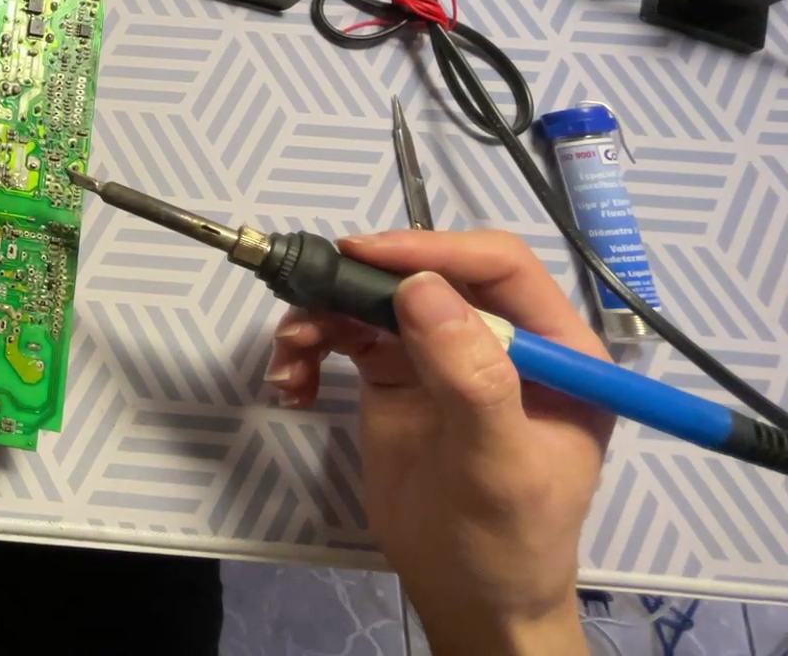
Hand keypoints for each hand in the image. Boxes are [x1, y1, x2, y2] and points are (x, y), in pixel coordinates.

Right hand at [265, 230, 614, 655]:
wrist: (461, 589)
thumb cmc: (502, 537)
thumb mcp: (495, 464)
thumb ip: (470, 377)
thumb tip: (419, 287)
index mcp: (552, 350)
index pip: (496, 267)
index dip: (428, 250)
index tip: (358, 256)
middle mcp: (492, 340)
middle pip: (415, 276)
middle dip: (351, 287)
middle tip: (302, 302)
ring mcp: (436, 354)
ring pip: (365, 303)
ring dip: (315, 322)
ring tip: (287, 363)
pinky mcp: (389, 373)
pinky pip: (338, 336)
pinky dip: (304, 351)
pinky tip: (291, 386)